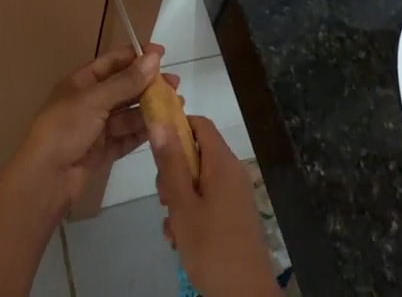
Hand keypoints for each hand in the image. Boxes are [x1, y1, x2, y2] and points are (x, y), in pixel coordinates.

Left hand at [9, 44, 180, 209]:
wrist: (46, 178)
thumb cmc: (65, 129)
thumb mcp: (95, 100)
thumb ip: (126, 81)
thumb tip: (154, 58)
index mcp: (82, 82)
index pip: (113, 62)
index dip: (136, 56)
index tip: (162, 54)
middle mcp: (90, 102)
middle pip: (124, 88)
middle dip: (148, 85)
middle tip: (176, 85)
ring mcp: (96, 127)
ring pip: (128, 114)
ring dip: (150, 109)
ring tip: (176, 107)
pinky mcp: (103, 151)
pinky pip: (127, 137)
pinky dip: (143, 132)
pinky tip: (163, 129)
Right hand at [154, 116, 279, 296]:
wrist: (245, 295)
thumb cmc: (211, 247)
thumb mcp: (182, 205)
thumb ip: (170, 163)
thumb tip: (160, 122)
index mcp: (222, 163)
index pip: (200, 124)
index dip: (176, 127)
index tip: (155, 149)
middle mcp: (233, 173)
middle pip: (197, 154)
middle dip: (174, 173)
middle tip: (164, 200)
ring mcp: (236, 195)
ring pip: (199, 181)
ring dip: (180, 199)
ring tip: (172, 227)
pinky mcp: (235, 215)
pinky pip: (209, 200)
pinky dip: (193, 212)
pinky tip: (181, 239)